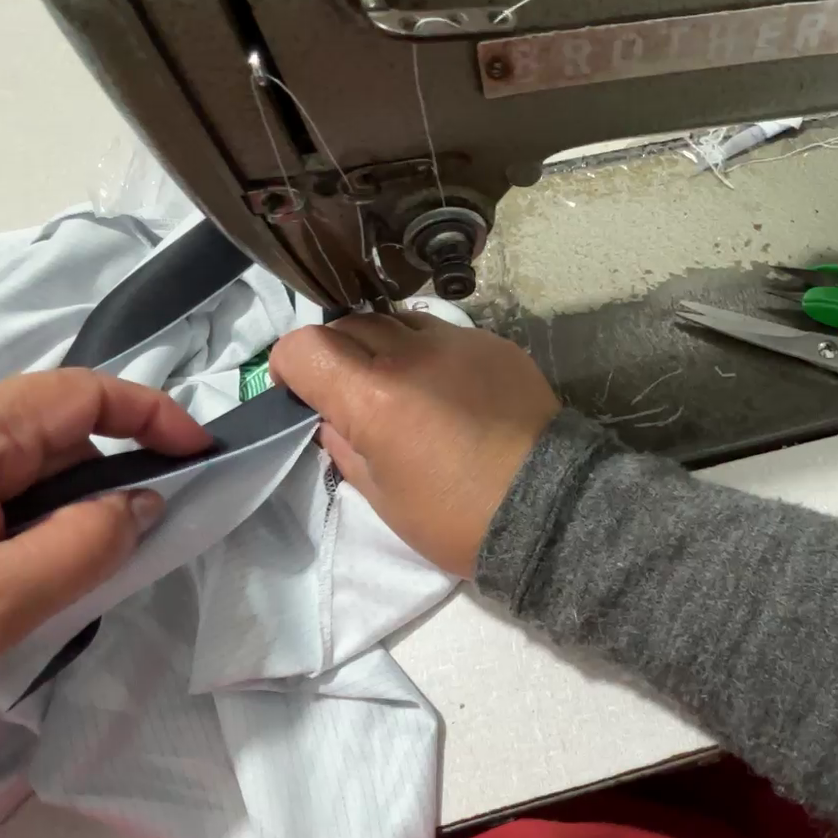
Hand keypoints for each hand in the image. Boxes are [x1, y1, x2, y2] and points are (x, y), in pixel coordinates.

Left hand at [0, 370, 210, 731]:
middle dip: (95, 470)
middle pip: (42, 423)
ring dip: (48, 493)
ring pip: (6, 448)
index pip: (76, 394)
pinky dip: (7, 500)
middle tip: (113, 536)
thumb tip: (142, 500)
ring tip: (39, 560)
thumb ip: (89, 543)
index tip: (200, 452)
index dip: (152, 415)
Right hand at [270, 313, 558, 576]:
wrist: (547, 507)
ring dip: (385, 345)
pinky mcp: (497, 344)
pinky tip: (448, 386)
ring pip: (399, 320)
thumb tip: (330, 417)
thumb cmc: (457, 517)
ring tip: (400, 383)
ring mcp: (461, 343)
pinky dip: (432, 351)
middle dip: (337, 352)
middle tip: (350, 390)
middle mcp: (414, 355)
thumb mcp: (382, 497)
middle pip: (351, 324)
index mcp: (376, 396)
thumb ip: (344, 447)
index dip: (291, 366)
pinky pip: (447, 333)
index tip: (302, 390)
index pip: (305, 346)